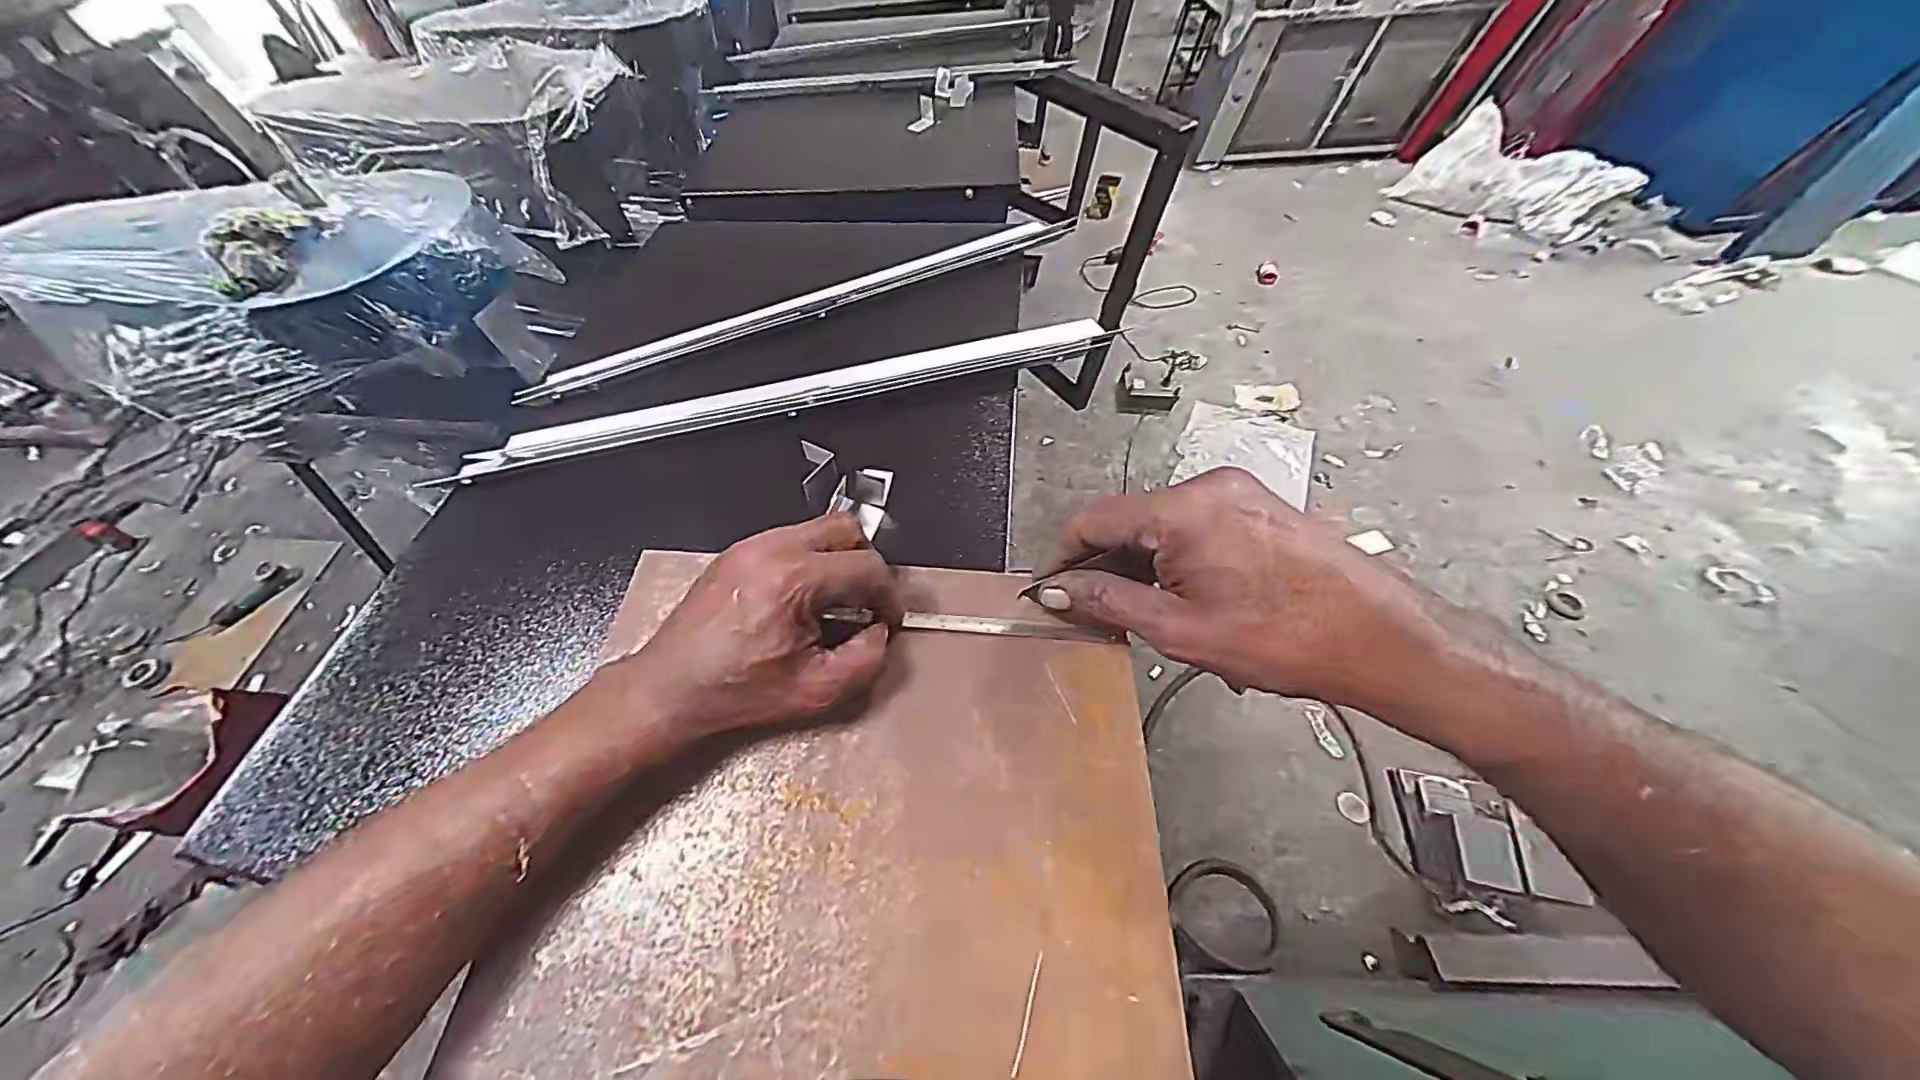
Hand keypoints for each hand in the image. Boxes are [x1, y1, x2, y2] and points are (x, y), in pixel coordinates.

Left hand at [613, 515, 901, 741]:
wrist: (670, 689)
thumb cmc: (734, 691)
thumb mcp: (816, 691)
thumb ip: (867, 659)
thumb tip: (880, 632)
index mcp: (792, 580)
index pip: (867, 567)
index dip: (889, 596)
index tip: (887, 620)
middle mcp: (771, 550)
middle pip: (848, 529)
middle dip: (868, 565)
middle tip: (867, 602)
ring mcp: (750, 546)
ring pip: (820, 529)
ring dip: (840, 561)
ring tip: (835, 602)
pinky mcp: (738, 552)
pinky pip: (792, 540)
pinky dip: (812, 562)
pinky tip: (804, 600)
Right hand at [1033, 467, 1456, 713]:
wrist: (1381, 639)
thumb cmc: (1297, 636)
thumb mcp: (1180, 629)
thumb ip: (1109, 601)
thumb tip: (1064, 591)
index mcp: (1184, 511)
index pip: (1092, 519)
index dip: (1063, 557)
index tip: (1054, 587)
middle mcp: (1210, 489)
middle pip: (1126, 519)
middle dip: (1102, 565)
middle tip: (1093, 610)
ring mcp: (1236, 494)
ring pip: (1158, 524)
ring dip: (1138, 564)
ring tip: (1140, 614)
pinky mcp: (1254, 507)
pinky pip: (1191, 526)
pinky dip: (1170, 558)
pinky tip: (1175, 596)